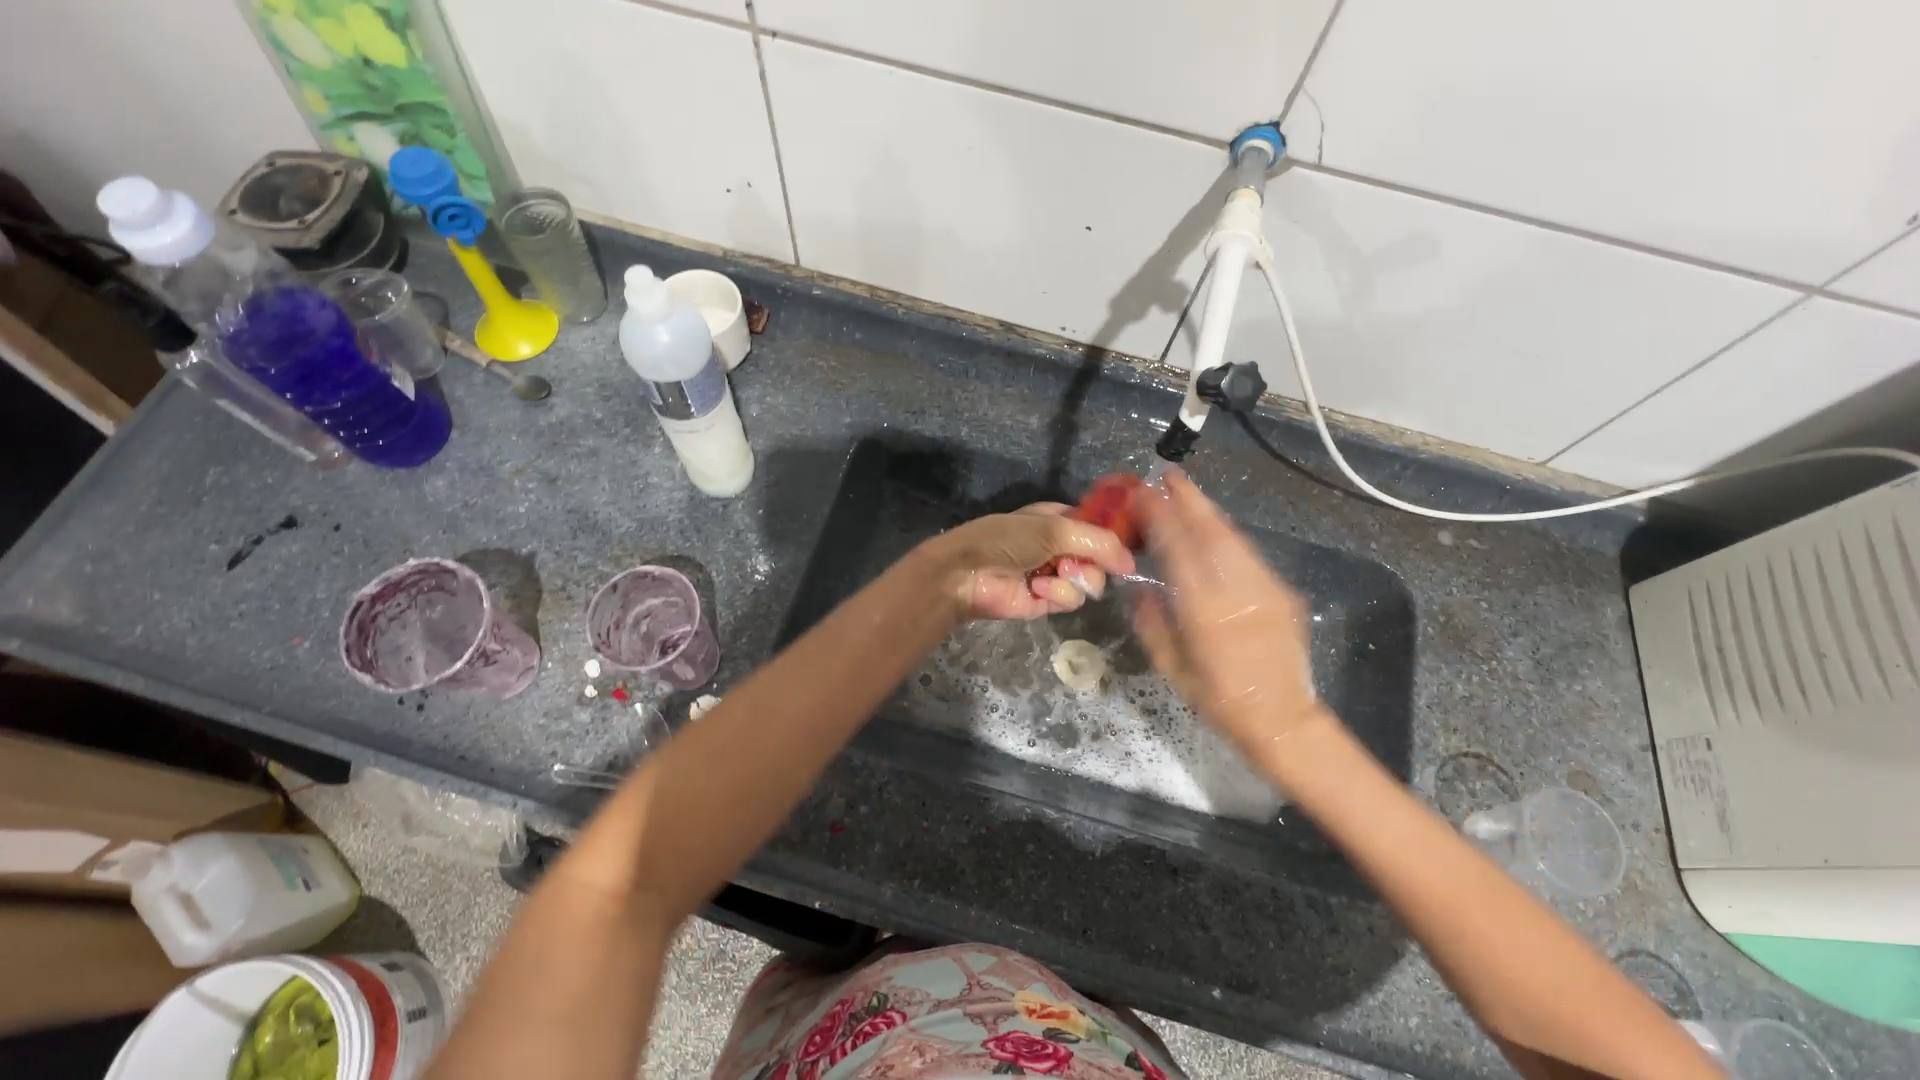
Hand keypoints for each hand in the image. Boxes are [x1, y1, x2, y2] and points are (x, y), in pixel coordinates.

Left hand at [918, 503, 1136, 620]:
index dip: (1112, 537)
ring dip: (1073, 580)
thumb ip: (1098, 542)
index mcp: (1058, 518)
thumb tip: (1131, 563)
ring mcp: (1054, 574)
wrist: (967, 573)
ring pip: (1089, 582)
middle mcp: (1059, 545)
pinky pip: (1071, 600)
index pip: (1098, 526)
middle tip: (1072, 563)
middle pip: (1100, 558)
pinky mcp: (1046, 601)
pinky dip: (1058, 594)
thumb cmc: (1006, 539)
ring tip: (1051, 575)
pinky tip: (1038, 590)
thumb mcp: (1054, 528)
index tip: (1127, 546)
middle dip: (1092, 563)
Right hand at [1132, 468, 1326, 760]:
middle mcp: (1237, 590)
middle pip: (1211, 532)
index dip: (1161, 515)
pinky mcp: (1282, 595)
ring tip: (1188, 495)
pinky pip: (1250, 556)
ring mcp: (1265, 589)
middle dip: (1189, 500)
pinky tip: (1216, 532)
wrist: (1283, 720)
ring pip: (1234, 539)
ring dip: (1209, 513)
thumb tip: (1140, 588)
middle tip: (1169, 476)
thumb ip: (1153, 623)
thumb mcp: (1172, 668)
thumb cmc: (1220, 701)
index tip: (1145, 492)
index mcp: (1205, 609)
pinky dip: (1229, 537)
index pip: (1179, 548)